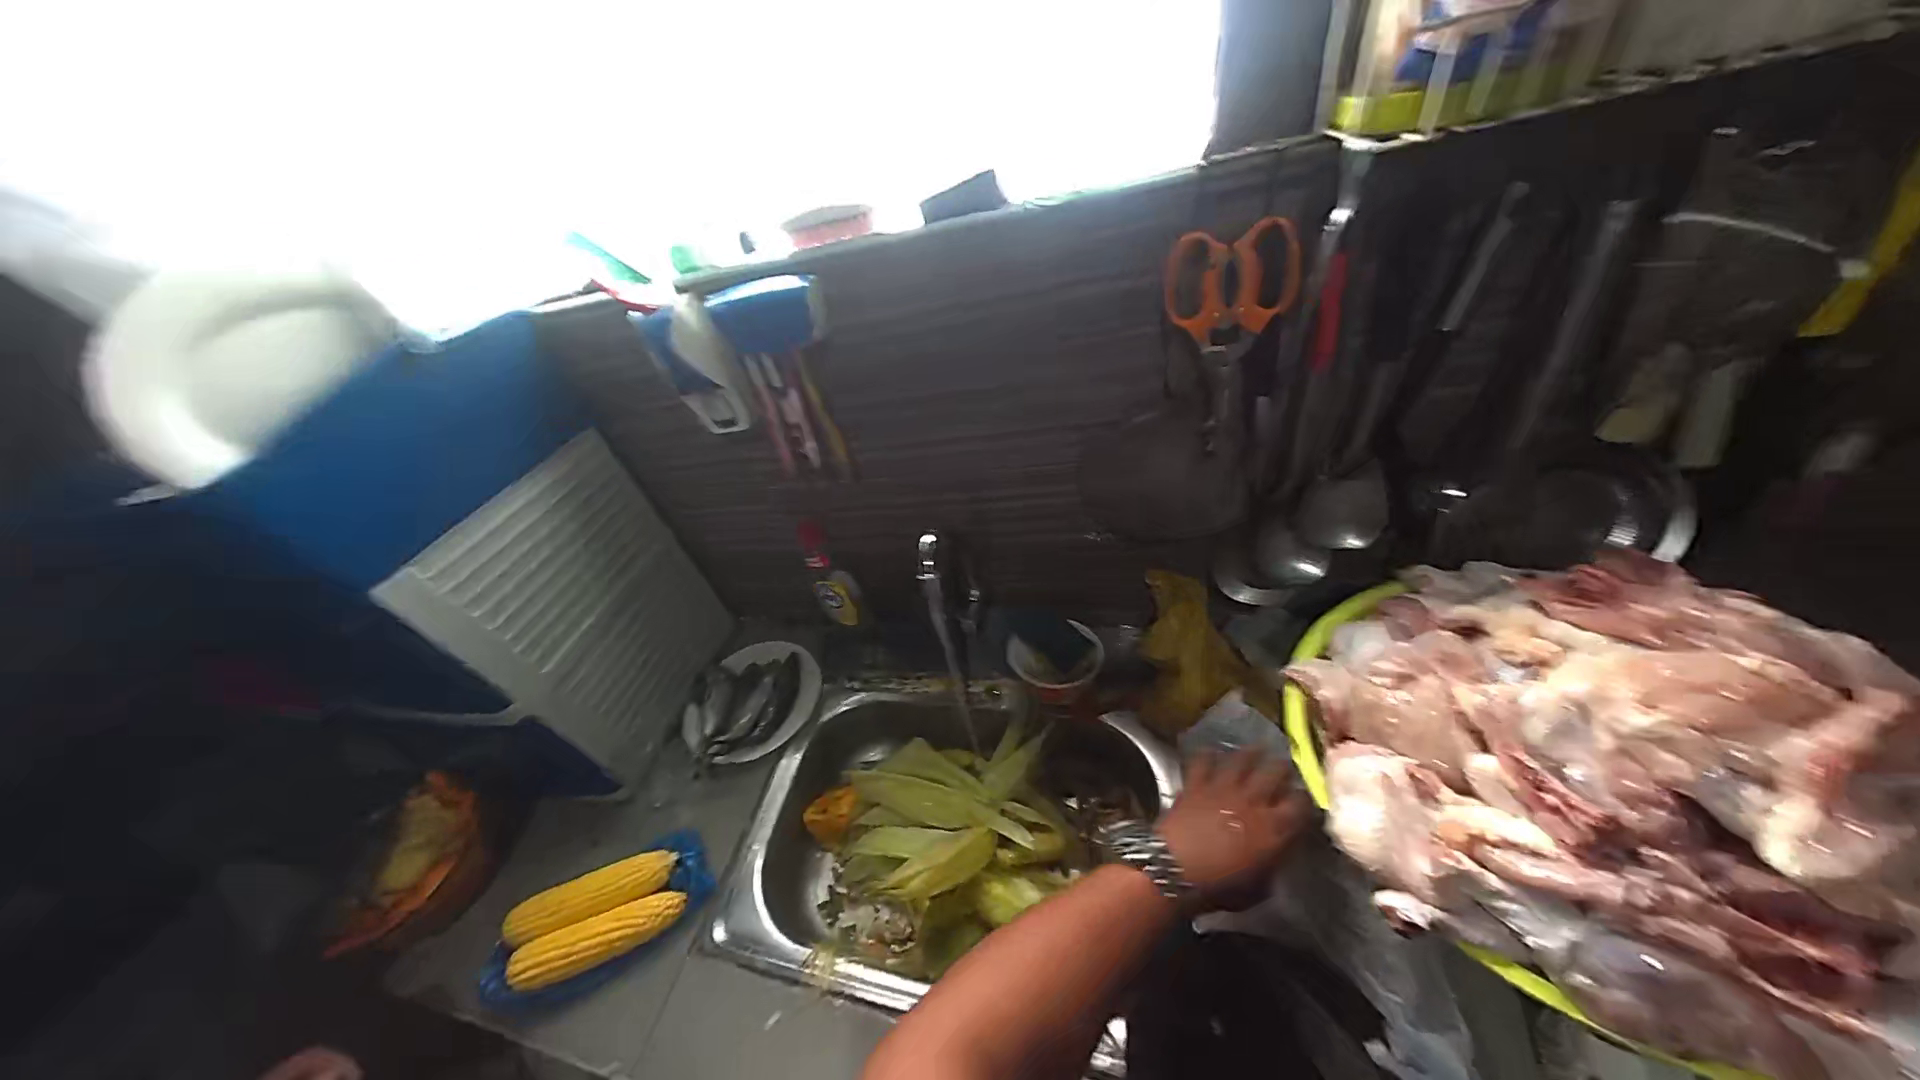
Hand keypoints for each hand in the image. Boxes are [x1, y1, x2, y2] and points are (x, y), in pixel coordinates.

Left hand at [1156, 750, 1309, 911]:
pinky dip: (1209, 755)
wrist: (1175, 869)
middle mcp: (1253, 801)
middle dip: (1282, 767)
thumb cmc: (1220, 887)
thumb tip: (1276, 853)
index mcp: (1274, 828)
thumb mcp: (1259, 887)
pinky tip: (1211, 752)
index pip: (1300, 804)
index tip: (1302, 798)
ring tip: (1257, 748)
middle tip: (1284, 766)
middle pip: (1275, 772)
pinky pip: (1204, 760)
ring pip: (1242, 759)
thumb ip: (1272, 864)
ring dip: (1251, 753)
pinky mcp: (1196, 783)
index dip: (1304, 799)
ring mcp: (1223, 788)